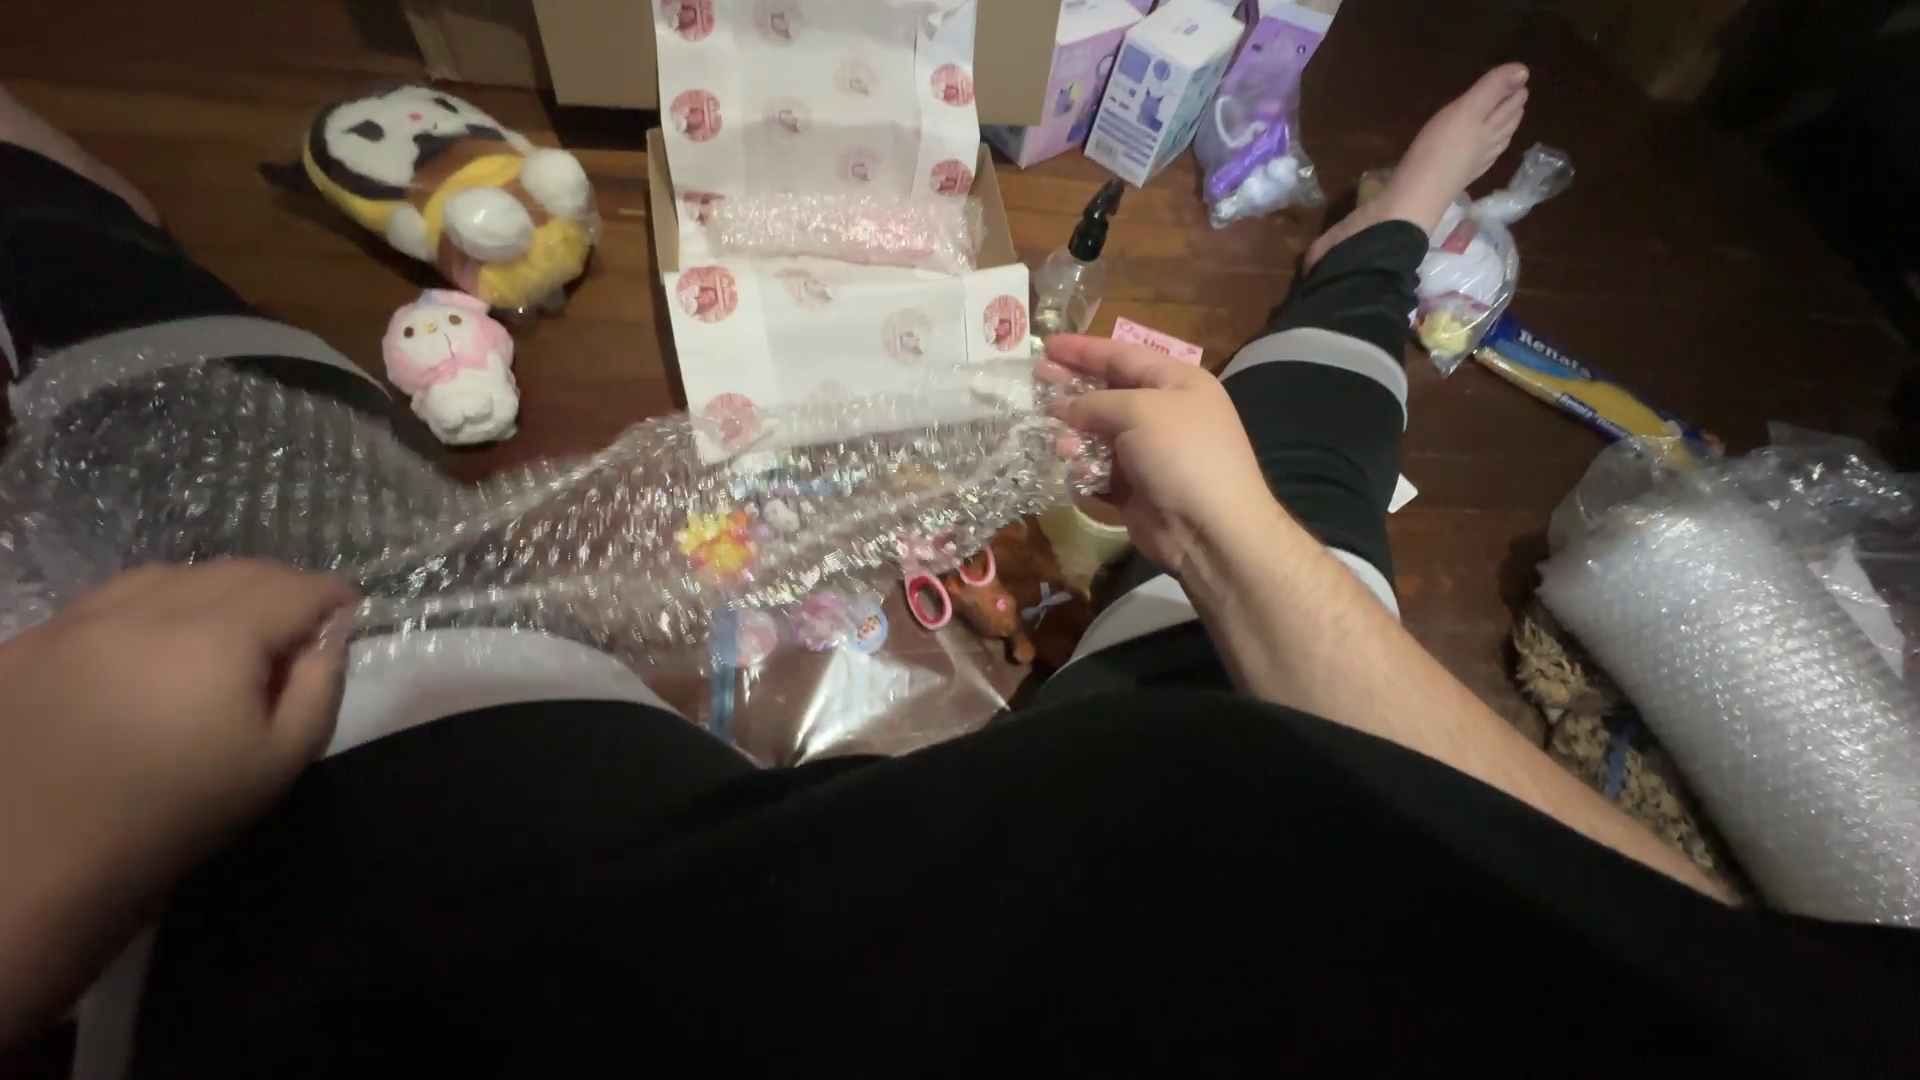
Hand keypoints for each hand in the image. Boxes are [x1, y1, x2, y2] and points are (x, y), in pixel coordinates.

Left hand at [0, 561, 355, 1037]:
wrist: (32, 866)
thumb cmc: (180, 810)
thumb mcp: (286, 754)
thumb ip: (320, 682)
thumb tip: (330, 630)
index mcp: (215, 639)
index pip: (294, 588)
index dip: (333, 594)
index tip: (350, 609)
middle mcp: (142, 615)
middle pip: (233, 572)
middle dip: (281, 586)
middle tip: (302, 618)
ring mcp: (72, 627)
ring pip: (165, 575)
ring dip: (214, 588)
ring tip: (230, 623)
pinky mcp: (22, 648)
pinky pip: (103, 601)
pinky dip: (150, 604)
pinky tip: (157, 642)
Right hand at [1045, 335, 1273, 575]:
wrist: (1209, 528)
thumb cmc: (1181, 455)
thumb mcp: (1140, 411)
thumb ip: (1096, 402)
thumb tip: (1063, 408)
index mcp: (1176, 382)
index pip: (1122, 355)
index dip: (1083, 350)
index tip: (1047, 345)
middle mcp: (1163, 413)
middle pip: (1107, 393)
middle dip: (1072, 389)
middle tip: (1036, 381)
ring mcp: (1148, 453)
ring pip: (1098, 434)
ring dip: (1075, 436)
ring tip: (1058, 442)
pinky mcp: (1135, 487)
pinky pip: (1099, 471)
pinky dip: (1084, 470)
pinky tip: (1073, 472)